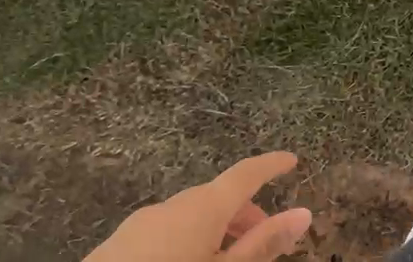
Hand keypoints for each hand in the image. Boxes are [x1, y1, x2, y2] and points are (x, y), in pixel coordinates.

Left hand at [85, 152, 310, 261]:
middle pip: (216, 196)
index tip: (292, 161)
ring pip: (185, 216)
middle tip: (259, 236)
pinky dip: (180, 241)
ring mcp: (134, 227)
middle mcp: (171, 206)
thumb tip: (304, 213)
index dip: (272, 164)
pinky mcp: (108, 250)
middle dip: (242, 212)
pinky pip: (158, 234)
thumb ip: (262, 243)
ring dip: (210, 229)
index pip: (247, 172)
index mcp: (204, 205)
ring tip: (220, 256)